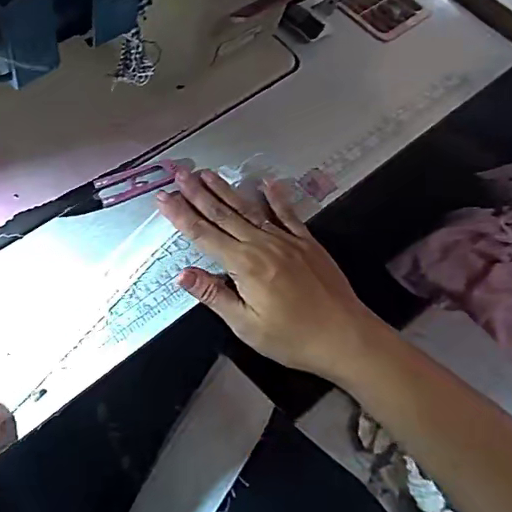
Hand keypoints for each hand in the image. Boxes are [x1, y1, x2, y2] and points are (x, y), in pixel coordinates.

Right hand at [154, 168, 395, 379]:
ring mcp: (286, 241)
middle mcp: (262, 246)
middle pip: (222, 214)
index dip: (180, 215)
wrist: (349, 339)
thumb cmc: (294, 339)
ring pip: (248, 209)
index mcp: (244, 265)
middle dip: (197, 193)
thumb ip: (213, 295)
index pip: (203, 234)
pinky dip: (275, 197)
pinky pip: (288, 214)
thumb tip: (182, 274)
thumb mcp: (246, 325)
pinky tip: (266, 182)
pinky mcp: (307, 244)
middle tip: (179, 173)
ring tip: (207, 173)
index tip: (162, 198)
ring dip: (225, 190)